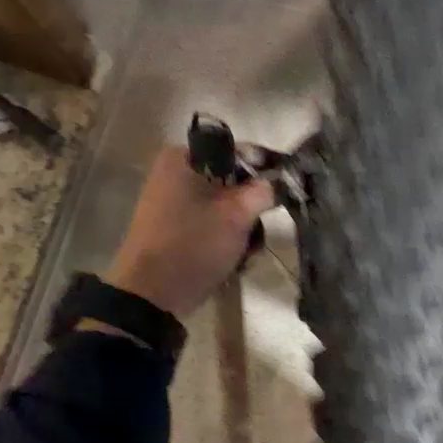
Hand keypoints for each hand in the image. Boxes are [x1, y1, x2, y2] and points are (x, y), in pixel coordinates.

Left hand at [104, 146, 277, 317]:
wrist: (155, 290)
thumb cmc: (195, 243)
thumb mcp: (237, 215)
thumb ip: (263, 192)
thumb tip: (281, 181)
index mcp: (183, 158)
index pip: (236, 151)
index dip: (265, 168)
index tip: (288, 187)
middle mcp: (175, 173)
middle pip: (233, 182)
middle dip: (253, 208)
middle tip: (261, 229)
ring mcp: (174, 202)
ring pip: (226, 206)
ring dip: (244, 228)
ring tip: (248, 251)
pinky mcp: (177, 227)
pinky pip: (214, 224)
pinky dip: (228, 239)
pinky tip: (235, 259)